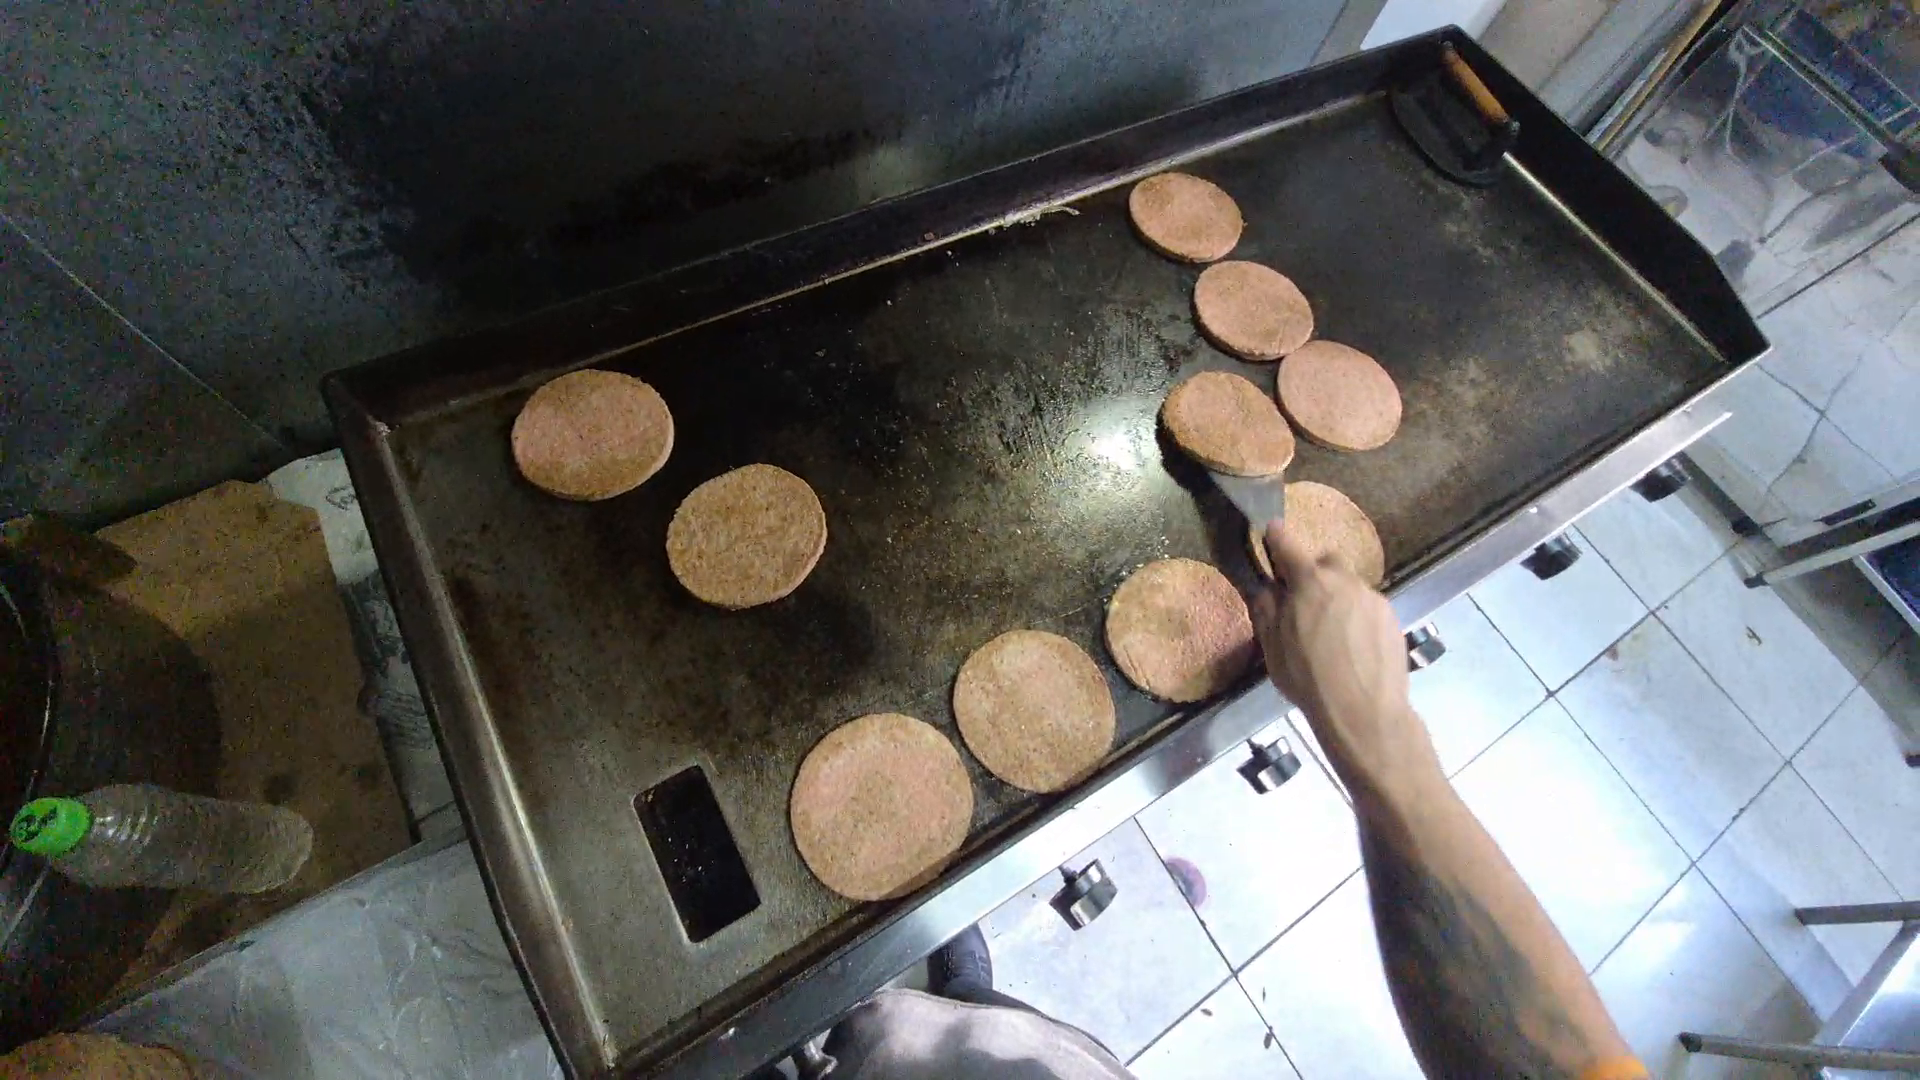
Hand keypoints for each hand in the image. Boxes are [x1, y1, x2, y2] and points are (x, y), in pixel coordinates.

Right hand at [1251, 521, 1442, 804]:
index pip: (1287, 544)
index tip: (1269, 531)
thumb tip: (1266, 587)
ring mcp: (1373, 598)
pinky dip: (1355, 616)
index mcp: (1309, 581)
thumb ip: (1266, 608)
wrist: (1364, 711)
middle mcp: (1344, 580)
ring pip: (1348, 585)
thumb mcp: (1271, 644)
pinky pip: (1366, 606)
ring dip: (1335, 596)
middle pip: (1326, 562)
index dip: (1275, 536)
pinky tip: (1350, 646)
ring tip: (1328, 631)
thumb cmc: (1307, 676)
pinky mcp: (1392, 618)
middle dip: (1312, 571)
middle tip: (1301, 599)